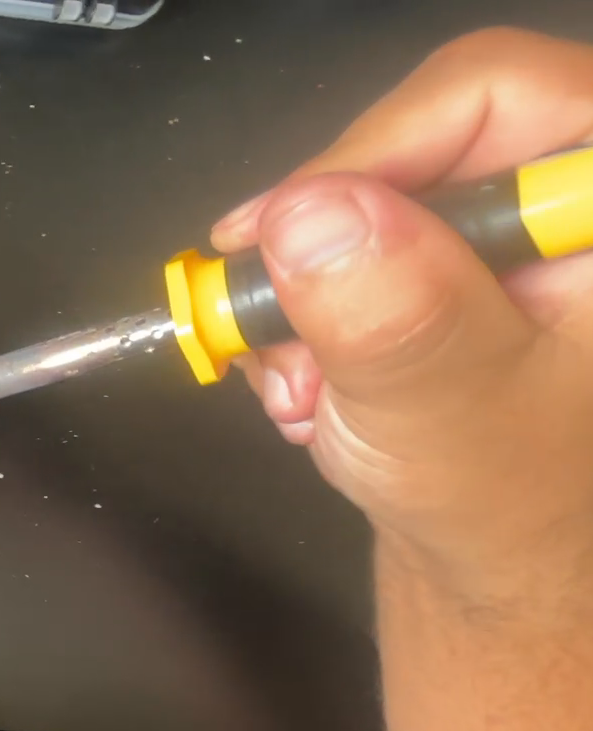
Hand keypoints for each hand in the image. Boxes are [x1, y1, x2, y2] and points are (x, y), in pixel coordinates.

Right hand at [210, 29, 592, 600]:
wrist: (499, 544)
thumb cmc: (498, 488)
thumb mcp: (439, 403)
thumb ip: (386, 308)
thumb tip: (295, 215)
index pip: (480, 100)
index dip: (354, 161)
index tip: (255, 245)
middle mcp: (566, 197)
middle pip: (401, 157)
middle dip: (307, 264)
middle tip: (282, 349)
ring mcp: (505, 234)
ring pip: (350, 217)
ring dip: (291, 309)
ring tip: (303, 391)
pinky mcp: (450, 267)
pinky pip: (338, 258)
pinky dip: (298, 325)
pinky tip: (312, 383)